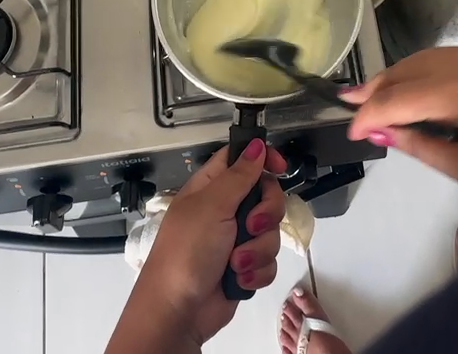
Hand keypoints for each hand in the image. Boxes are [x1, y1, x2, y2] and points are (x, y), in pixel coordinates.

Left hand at [110, 139, 288, 351]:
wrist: (178, 312)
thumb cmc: (186, 252)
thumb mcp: (212, 206)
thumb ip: (239, 175)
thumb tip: (256, 145)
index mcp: (212, 186)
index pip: (243, 158)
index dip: (263, 158)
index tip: (280, 166)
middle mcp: (226, 208)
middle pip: (266, 194)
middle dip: (266, 213)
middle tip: (250, 225)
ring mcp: (236, 238)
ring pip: (271, 231)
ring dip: (257, 250)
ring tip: (235, 263)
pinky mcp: (245, 266)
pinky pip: (269, 261)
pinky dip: (256, 271)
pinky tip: (238, 279)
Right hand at [344, 47, 457, 209]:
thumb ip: (420, 146)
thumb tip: (379, 133)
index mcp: (456, 89)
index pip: (396, 99)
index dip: (368, 116)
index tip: (349, 133)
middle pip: (403, 72)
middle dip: (373, 90)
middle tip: (345, 106)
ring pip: (417, 61)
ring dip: (392, 79)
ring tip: (366, 98)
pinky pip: (435, 60)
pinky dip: (414, 73)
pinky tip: (406, 89)